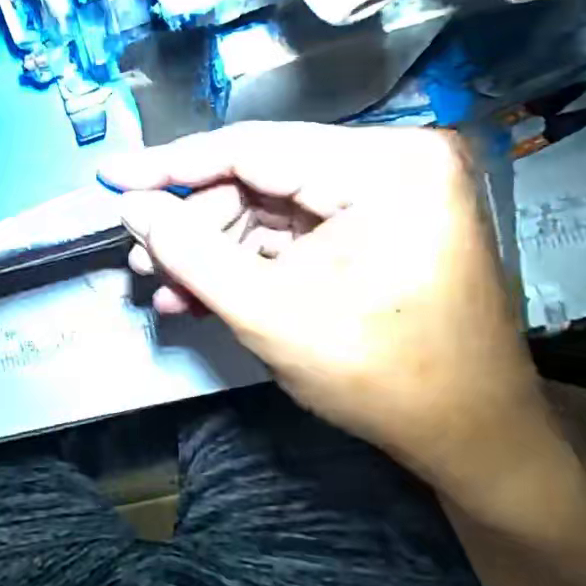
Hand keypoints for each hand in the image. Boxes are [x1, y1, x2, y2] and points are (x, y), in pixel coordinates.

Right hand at [101, 123, 549, 495]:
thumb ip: (193, 253)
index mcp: (386, 165)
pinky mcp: (381, 225)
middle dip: (197, 225)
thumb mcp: (271, 315)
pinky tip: (204, 292)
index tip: (113, 176)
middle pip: (263, 178)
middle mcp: (395, 160)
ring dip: (218, 249)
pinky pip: (301, 231)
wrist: (472, 437)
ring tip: (166, 286)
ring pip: (275, 208)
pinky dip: (253, 261)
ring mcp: (391, 193)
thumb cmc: (383, 379)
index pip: (254, 148)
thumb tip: (133, 207)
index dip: (173, 165)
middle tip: (142, 259)